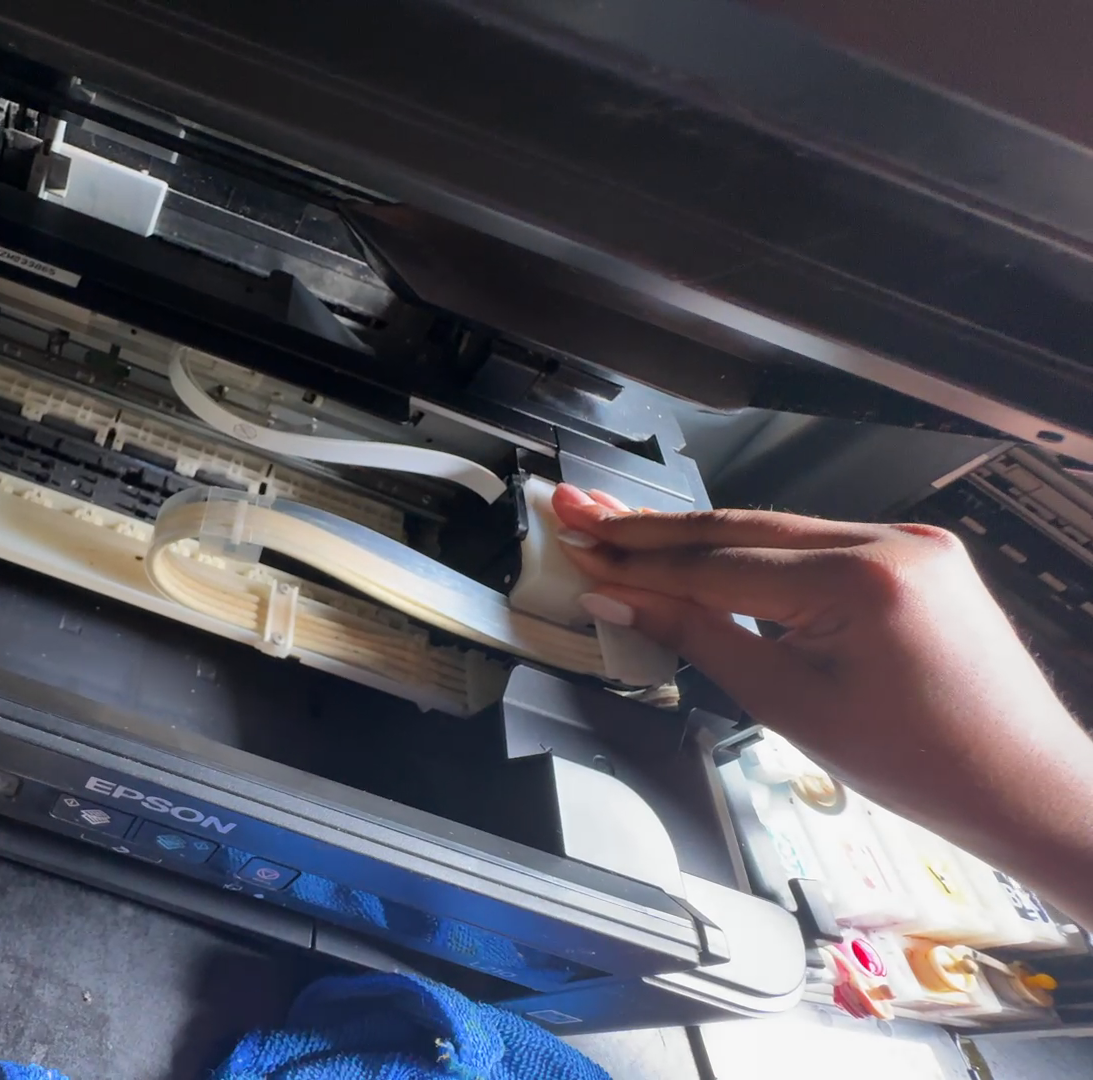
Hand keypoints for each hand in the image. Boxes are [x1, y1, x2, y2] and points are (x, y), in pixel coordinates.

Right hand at [551, 483, 1092, 914]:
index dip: (630, 561)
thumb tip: (615, 597)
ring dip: (679, 530)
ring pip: (757, 528)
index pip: (709, 566)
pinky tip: (683, 537)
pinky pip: (793, 540)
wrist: (1026, 785)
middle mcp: (886, 543)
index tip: (575, 545)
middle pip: (729, 528)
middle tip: (576, 505)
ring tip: (612, 517)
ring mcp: (899, 543)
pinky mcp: (900, 555)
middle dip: (641, 524)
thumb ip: (691, 632)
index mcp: (860, 580)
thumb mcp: (779, 697)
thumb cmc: (914, 758)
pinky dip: (729, 544)